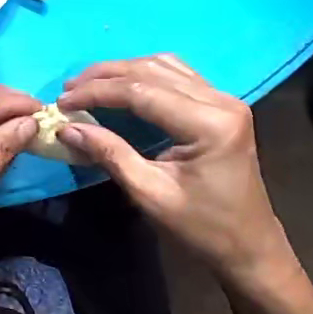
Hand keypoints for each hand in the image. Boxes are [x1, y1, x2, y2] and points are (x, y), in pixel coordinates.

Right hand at [58, 55, 296, 290]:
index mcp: (209, 124)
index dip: (96, 92)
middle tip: (67, 89)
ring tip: (87, 84)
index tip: (62, 102)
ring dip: (121, 70)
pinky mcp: (220, 105)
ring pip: (163, 65)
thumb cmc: (202, 227)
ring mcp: (224, 100)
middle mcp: (221, 101)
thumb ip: (110, 154)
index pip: (141, 92)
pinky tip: (120, 84)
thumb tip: (67, 127)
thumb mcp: (150, 194)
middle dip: (104, 76)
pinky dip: (142, 74)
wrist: (250, 247)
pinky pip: (176, 74)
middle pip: (151, 71)